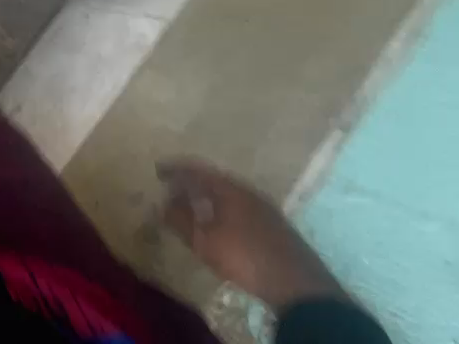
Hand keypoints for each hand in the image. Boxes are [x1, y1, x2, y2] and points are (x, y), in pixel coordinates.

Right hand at [158, 159, 343, 310]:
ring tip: (193, 206)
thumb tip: (162, 203)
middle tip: (173, 190)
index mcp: (228, 188)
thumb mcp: (204, 241)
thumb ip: (179, 219)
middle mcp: (248, 191)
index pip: (195, 168)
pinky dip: (224, 208)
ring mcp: (266, 208)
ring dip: (209, 196)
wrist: (301, 289)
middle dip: (191, 183)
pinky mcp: (276, 225)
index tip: (157, 172)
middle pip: (213, 178)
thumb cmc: (245, 258)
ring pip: (229, 193)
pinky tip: (220, 223)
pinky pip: (241, 206)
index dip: (174, 168)